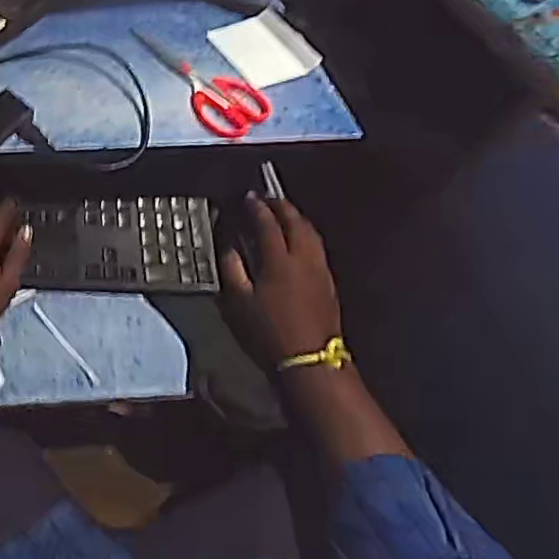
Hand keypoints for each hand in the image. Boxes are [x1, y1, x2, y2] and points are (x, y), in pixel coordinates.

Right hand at [222, 194, 340, 359]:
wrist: (311, 361)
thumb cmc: (269, 331)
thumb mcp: (239, 300)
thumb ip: (232, 267)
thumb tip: (229, 246)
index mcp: (279, 261)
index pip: (268, 223)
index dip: (257, 207)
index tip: (248, 197)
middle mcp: (304, 260)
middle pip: (296, 222)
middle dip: (281, 206)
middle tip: (267, 198)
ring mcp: (320, 270)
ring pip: (311, 233)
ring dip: (296, 218)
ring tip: (283, 212)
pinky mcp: (329, 282)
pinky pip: (317, 246)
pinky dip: (305, 234)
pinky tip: (297, 238)